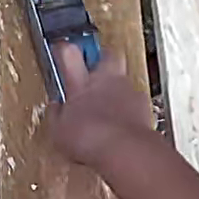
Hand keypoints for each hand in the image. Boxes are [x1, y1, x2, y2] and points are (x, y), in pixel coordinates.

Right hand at [49, 42, 153, 167]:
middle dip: (103, 57)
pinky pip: (137, 100)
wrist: (123, 149)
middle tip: (96, 65)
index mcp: (80, 84)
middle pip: (108, 55)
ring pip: (125, 78)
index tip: (62, 49)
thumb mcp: (59, 131)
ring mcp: (127, 92)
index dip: (65, 49)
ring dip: (118, 86)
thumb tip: (54, 108)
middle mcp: (106, 82)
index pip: (69, 53)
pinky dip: (131, 107)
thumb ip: (56, 115)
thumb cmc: (90, 138)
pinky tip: (123, 120)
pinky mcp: (143, 106)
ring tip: (110, 102)